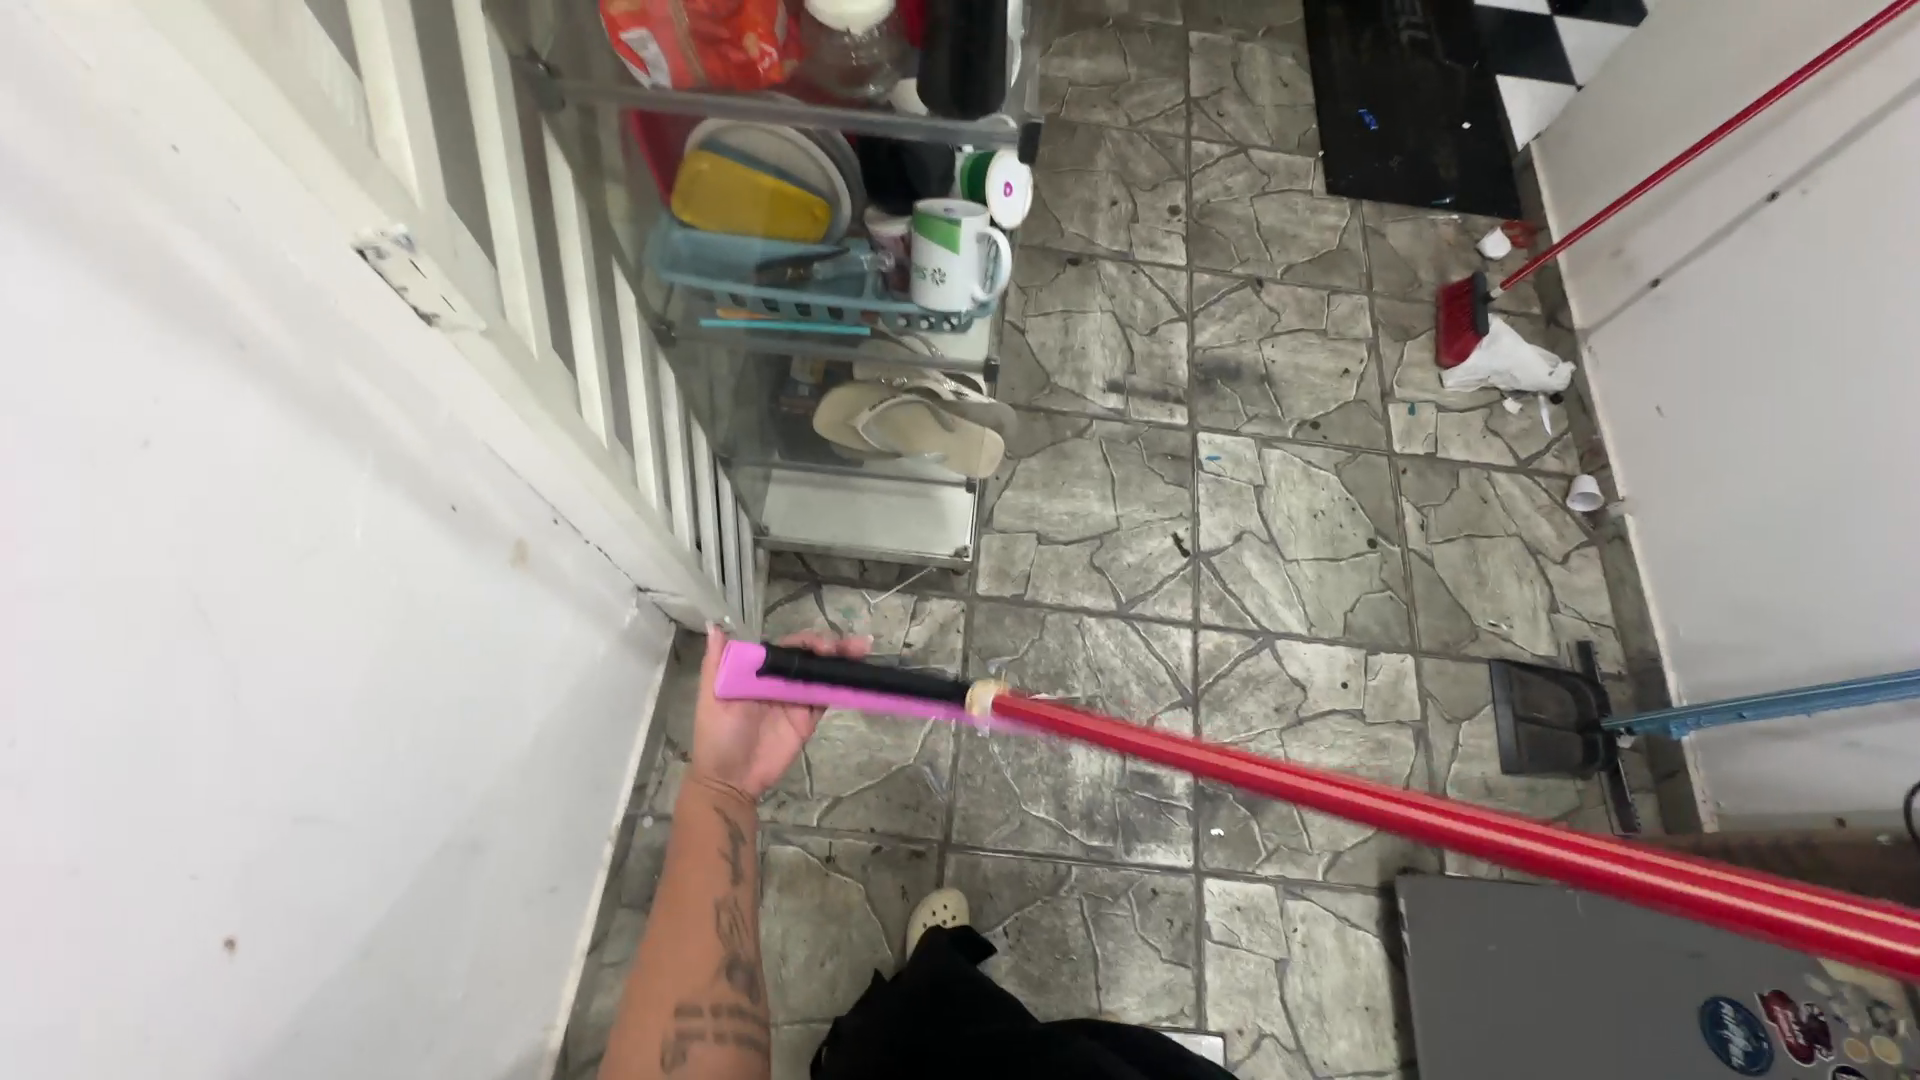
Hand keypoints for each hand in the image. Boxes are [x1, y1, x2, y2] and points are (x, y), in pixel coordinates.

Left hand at [689, 625, 872, 801]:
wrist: (729, 780)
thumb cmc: (716, 735)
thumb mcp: (711, 696)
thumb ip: (716, 661)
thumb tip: (715, 624)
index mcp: (757, 670)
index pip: (786, 647)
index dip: (806, 641)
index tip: (824, 644)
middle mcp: (779, 680)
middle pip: (810, 656)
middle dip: (832, 646)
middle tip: (852, 646)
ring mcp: (796, 699)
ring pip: (822, 673)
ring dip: (842, 660)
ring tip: (862, 650)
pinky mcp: (807, 719)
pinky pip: (827, 697)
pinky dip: (842, 685)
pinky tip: (857, 676)